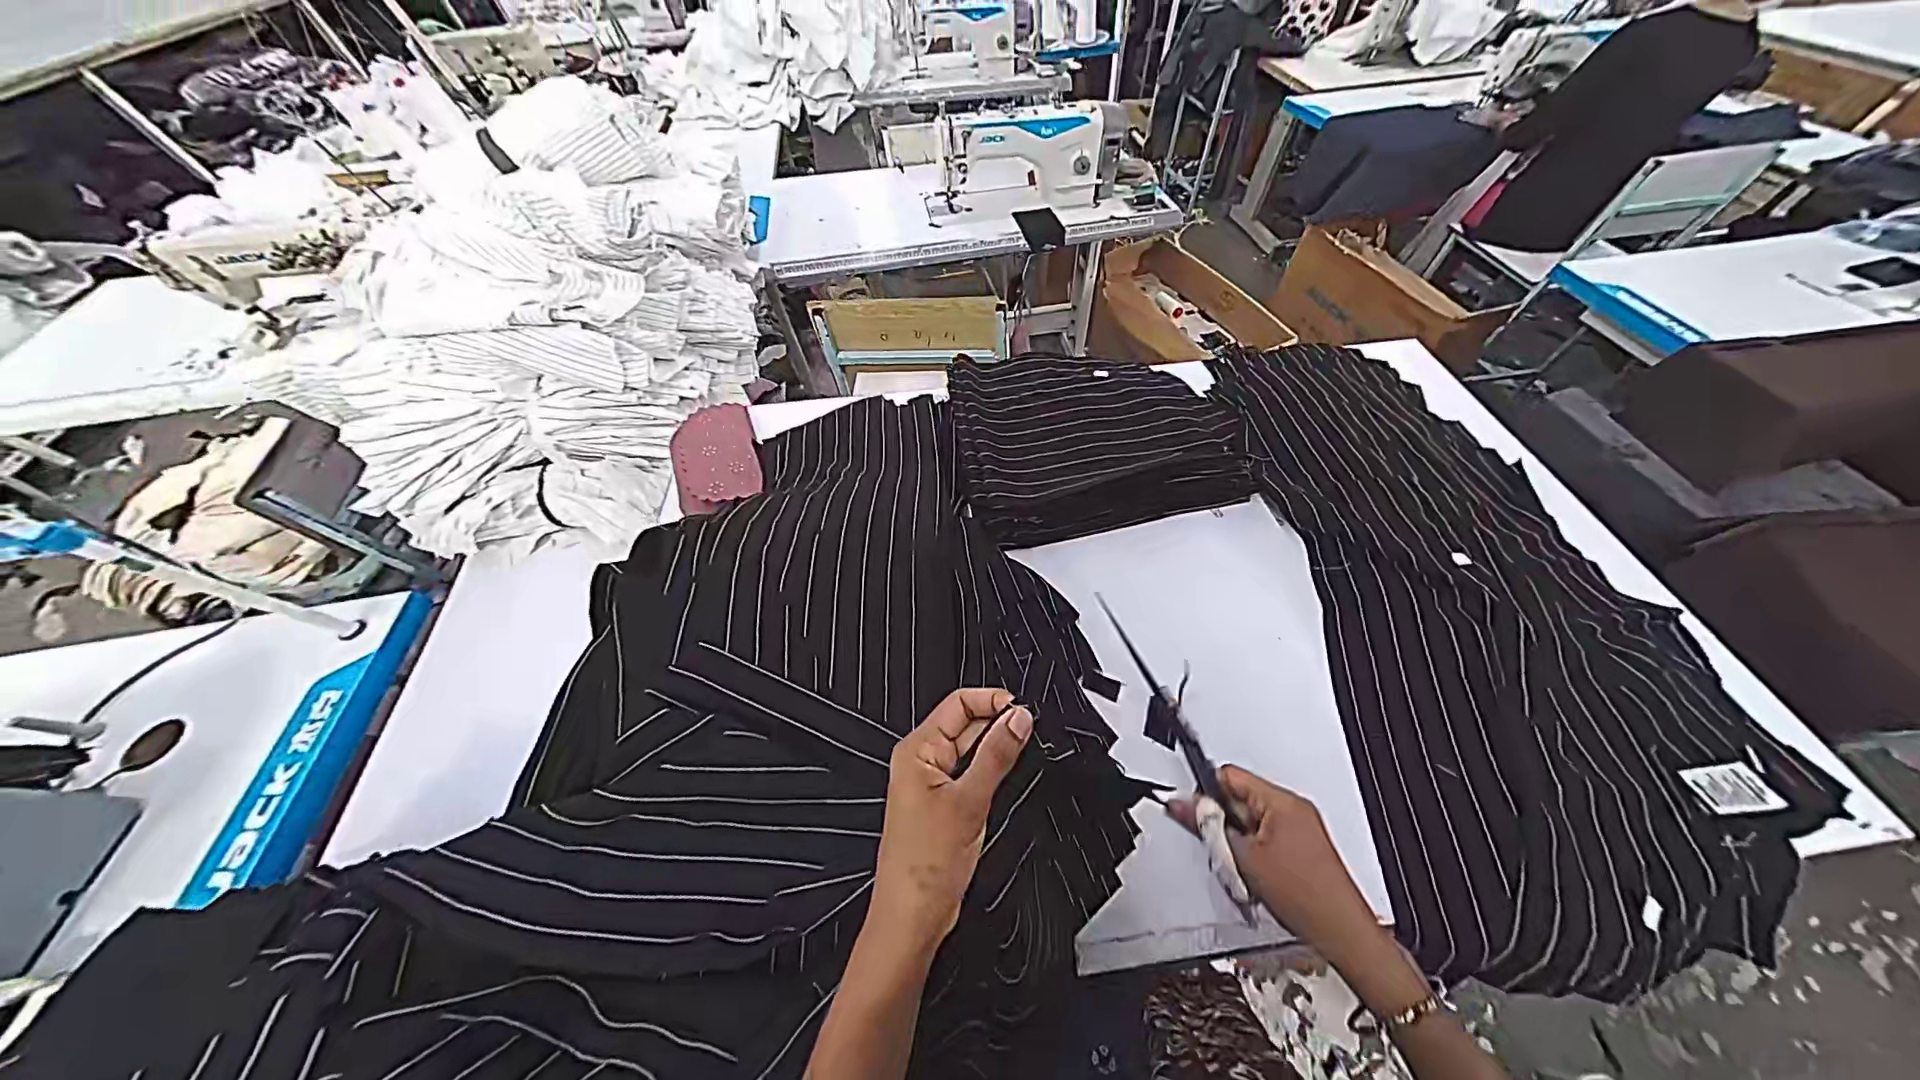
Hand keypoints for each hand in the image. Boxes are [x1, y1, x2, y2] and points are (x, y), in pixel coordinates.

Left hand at [873, 688, 1033, 949]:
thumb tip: (1017, 719)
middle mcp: (920, 760)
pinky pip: (970, 771)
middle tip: (1029, 731)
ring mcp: (932, 782)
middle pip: (966, 722)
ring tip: (1020, 752)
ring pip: (971, 747)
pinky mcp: (943, 802)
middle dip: (998, 722)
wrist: (912, 915)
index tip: (1022, 709)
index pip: (958, 703)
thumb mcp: (969, 801)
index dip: (992, 700)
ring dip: (996, 746)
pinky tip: (1005, 777)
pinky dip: (990, 769)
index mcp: (917, 750)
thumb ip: (996, 755)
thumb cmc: (923, 866)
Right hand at [1168, 766, 1380, 967]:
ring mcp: (1301, 827)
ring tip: (1245, 869)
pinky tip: (1257, 877)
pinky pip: (1265, 837)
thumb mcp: (1242, 857)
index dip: (1207, 796)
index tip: (1197, 814)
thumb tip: (1182, 805)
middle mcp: (1294, 808)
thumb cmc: (1305, 896)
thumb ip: (1207, 826)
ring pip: (1250, 822)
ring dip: (1239, 842)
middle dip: (1225, 825)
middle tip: (1227, 850)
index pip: (1228, 776)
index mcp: (1280, 800)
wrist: (1341, 932)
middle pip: (1239, 800)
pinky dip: (1254, 853)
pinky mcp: (1303, 846)